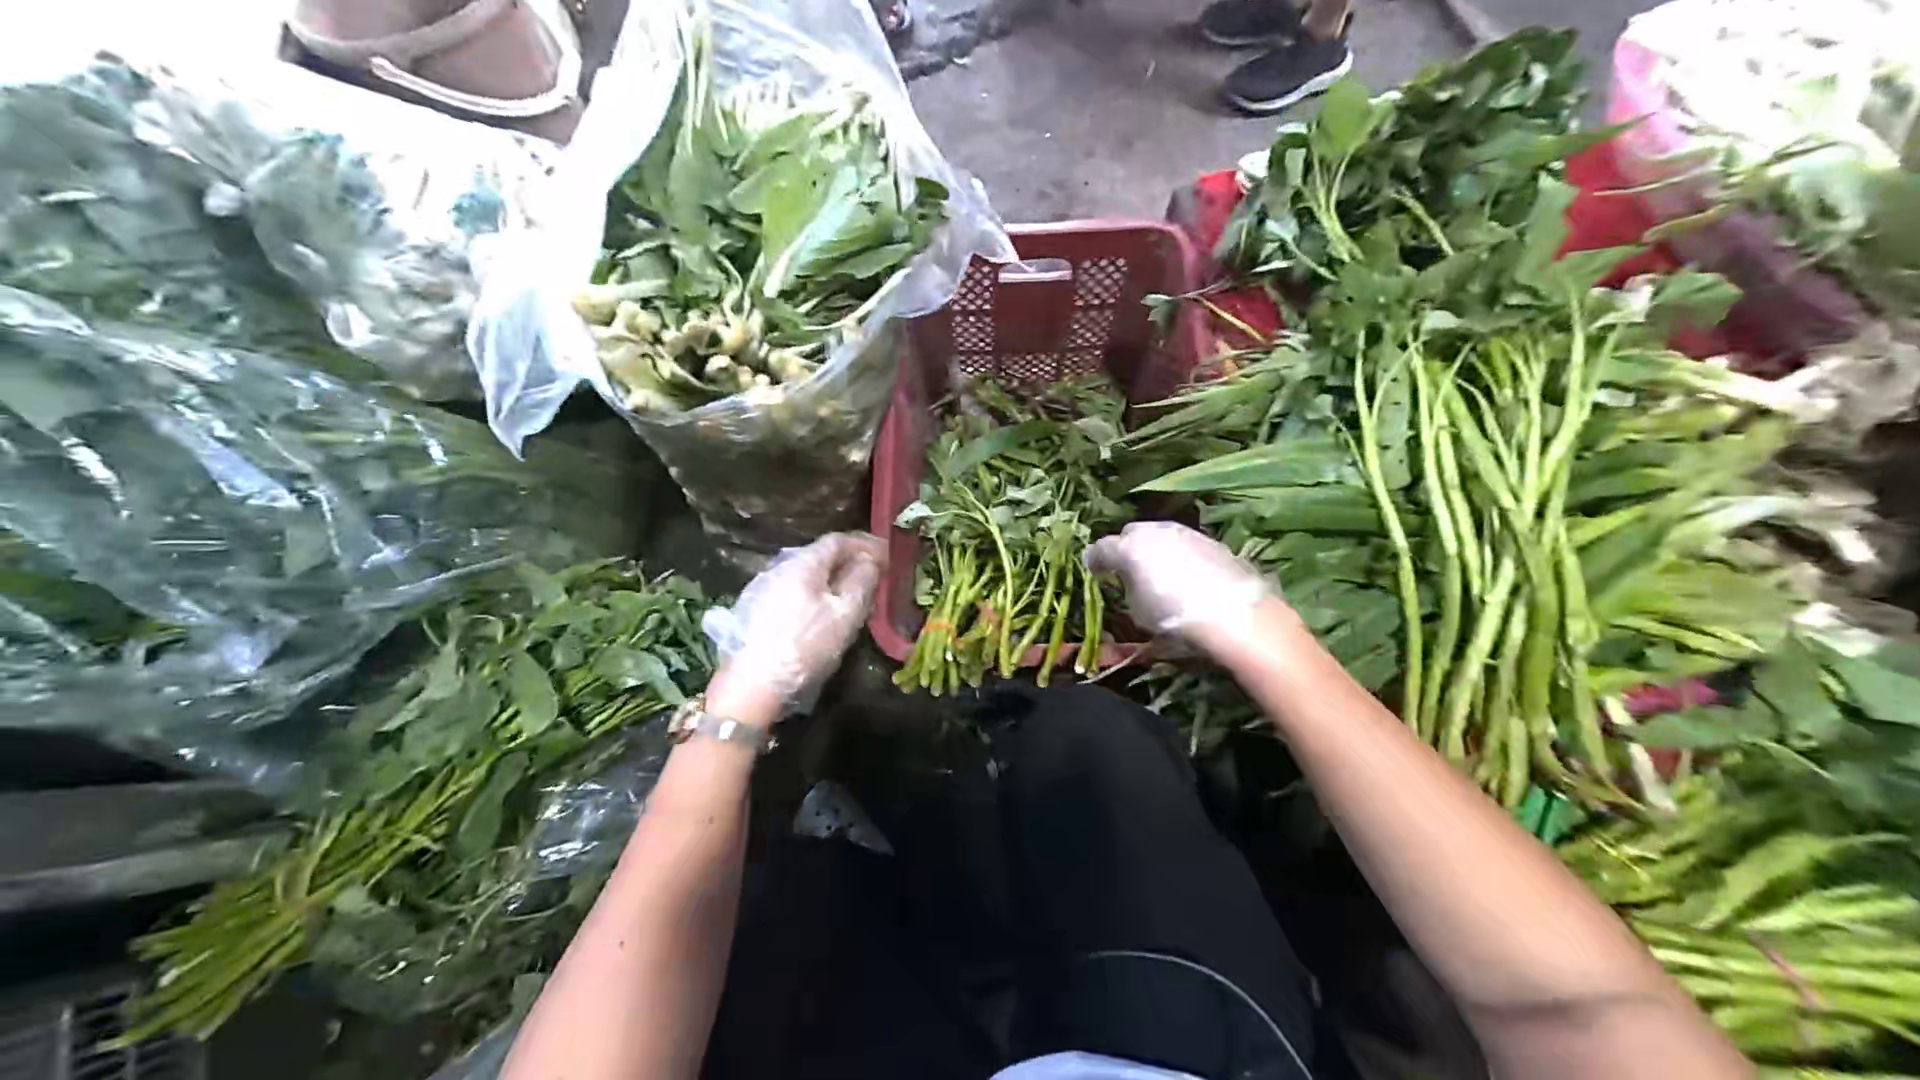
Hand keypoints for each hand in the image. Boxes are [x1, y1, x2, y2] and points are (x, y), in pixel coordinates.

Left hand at [702, 532, 884, 714]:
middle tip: (874, 575)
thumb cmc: (805, 646)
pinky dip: (815, 593)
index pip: (838, 540)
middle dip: (850, 561)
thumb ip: (862, 582)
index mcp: (802, 563)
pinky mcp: (756, 609)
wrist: (751, 685)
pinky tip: (823, 612)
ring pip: (807, 574)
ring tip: (852, 595)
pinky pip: (794, 590)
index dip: (866, 544)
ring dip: (832, 579)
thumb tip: (870, 560)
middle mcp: (779, 567)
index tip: (888, 555)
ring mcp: (764, 587)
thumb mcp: (845, 615)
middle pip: (821, 555)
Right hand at [1084, 521, 1281, 657]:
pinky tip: (1188, 576)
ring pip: (1159, 535)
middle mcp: (1155, 532)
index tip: (1097, 575)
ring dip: (1154, 550)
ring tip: (1160, 573)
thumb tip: (1128, 581)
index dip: (1095, 562)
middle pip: (1130, 533)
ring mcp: (1185, 532)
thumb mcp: (1138, 613)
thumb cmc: (1176, 619)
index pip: (1100, 549)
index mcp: (1129, 548)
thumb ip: (1127, 588)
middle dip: (1125, 549)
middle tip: (1128, 572)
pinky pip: (1184, 543)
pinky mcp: (1211, 541)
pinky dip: (1178, 555)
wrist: (1237, 617)